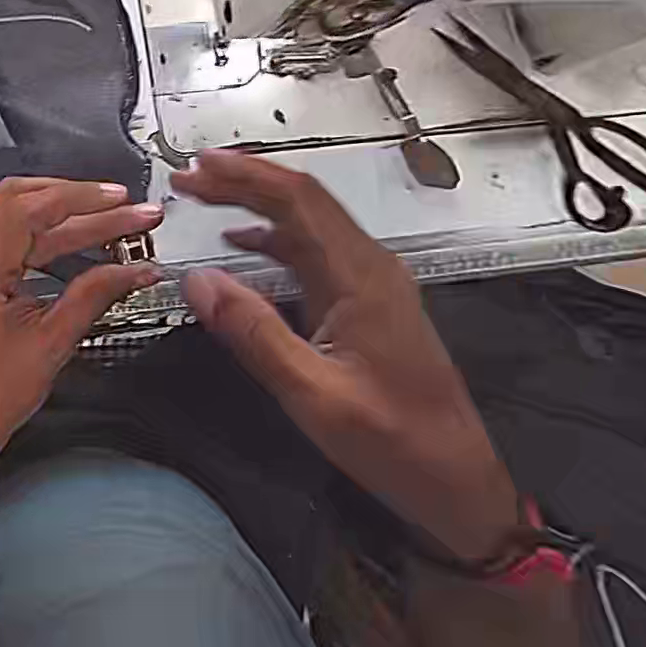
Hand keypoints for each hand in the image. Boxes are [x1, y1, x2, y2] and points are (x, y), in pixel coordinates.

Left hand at [0, 178, 162, 503]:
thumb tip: (133, 269)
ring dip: (75, 217)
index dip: (79, 198)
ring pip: (28, 220)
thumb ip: (94, 295)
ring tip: (119, 218)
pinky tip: (92, 239)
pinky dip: (61, 236)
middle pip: (25, 202)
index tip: (117, 199)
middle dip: (79, 198)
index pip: (29, 209)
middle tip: (123, 202)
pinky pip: (25, 240)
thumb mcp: (51, 343)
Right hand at [170, 150, 518, 561]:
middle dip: (243, 180)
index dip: (248, 175)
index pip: (300, 201)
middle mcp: (367, 265)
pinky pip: (308, 252)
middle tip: (191, 177)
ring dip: (254, 203)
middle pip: (301, 201)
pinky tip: (240, 241)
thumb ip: (254, 333)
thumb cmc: (392, 441)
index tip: (202, 164)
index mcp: (361, 275)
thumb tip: (197, 280)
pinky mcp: (359, 299)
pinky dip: (270, 237)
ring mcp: (365, 280)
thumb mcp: (313, 394)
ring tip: (206, 196)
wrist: (455, 481)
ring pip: (303, 222)